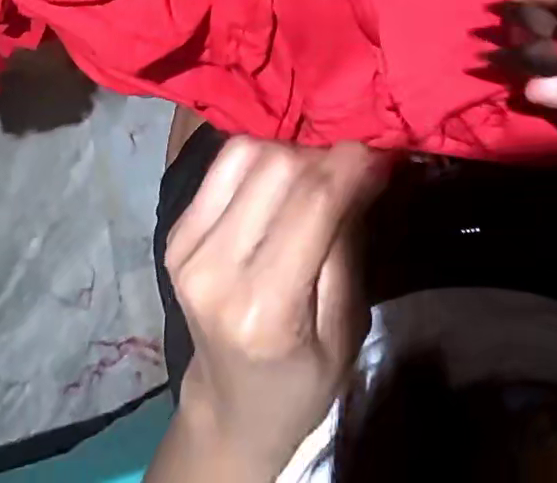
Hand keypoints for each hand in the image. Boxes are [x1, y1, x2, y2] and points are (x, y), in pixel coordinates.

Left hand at [157, 137, 382, 479]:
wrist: (232, 405)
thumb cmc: (304, 375)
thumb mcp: (347, 325)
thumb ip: (349, 242)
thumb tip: (367, 164)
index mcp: (266, 310)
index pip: (314, 202)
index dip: (353, 164)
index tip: (381, 155)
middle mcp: (215, 271)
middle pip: (279, 165)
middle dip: (325, 157)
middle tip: (350, 173)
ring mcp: (187, 247)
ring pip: (249, 152)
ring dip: (292, 153)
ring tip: (314, 178)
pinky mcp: (175, 230)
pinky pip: (226, 162)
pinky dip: (261, 158)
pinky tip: (279, 181)